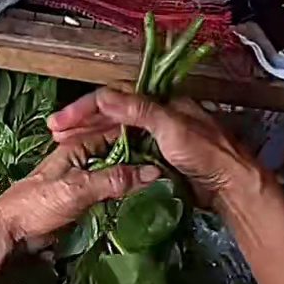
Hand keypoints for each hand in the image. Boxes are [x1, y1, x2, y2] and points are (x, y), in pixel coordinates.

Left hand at [0, 134, 161, 248]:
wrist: (10, 233)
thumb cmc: (36, 204)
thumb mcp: (78, 188)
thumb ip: (114, 180)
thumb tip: (152, 171)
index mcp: (78, 147)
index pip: (116, 133)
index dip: (141, 136)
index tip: (168, 144)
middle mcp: (82, 160)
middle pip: (119, 156)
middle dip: (141, 160)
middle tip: (172, 167)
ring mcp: (83, 182)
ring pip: (115, 176)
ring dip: (134, 181)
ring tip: (165, 184)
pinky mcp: (82, 202)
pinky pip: (109, 195)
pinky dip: (123, 197)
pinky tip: (142, 201)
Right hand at [48, 87, 265, 208]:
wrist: (230, 186)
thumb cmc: (205, 153)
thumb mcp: (171, 127)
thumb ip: (139, 110)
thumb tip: (104, 97)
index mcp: (159, 101)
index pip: (113, 97)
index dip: (85, 107)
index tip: (60, 121)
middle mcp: (155, 115)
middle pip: (110, 113)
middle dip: (81, 121)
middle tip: (53, 132)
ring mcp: (155, 137)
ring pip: (114, 132)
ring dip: (88, 136)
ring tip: (62, 144)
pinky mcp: (156, 157)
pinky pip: (124, 150)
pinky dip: (104, 152)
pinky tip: (88, 159)